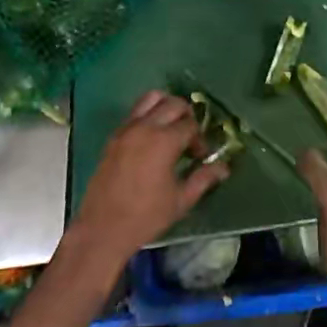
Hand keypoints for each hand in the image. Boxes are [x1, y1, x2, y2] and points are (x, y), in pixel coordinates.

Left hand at [71, 92, 229, 264]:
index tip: (200, 157)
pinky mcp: (114, 135)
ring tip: (172, 128)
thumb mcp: (181, 200)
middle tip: (189, 138)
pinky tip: (152, 138)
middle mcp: (145, 127)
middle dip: (187, 116)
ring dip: (166, 106)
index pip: (190, 125)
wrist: (102, 228)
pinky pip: (135, 111)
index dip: (200, 139)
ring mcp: (127, 128)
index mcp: (164, 141)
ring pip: (151, 98)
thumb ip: (203, 179)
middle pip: (173, 103)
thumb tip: (224, 167)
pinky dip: (148, 114)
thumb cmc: (145, 216)